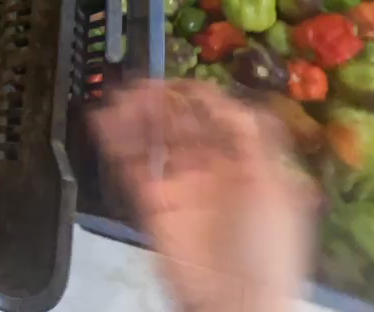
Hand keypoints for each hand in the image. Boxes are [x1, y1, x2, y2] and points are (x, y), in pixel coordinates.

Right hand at [89, 80, 316, 311]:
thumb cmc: (265, 249)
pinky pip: (129, 161)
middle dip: (160, 101)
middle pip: (181, 123)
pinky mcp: (152, 197)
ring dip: (132, 115)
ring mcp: (180, 183)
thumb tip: (228, 101)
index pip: (219, 119)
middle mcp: (211, 170)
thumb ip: (250, 142)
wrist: (233, 301)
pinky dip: (114, 139)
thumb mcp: (272, 190)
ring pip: (152, 138)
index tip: (178, 83)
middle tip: (137, 86)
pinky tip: (101, 122)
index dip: (199, 98)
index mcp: (245, 166)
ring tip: (114, 100)